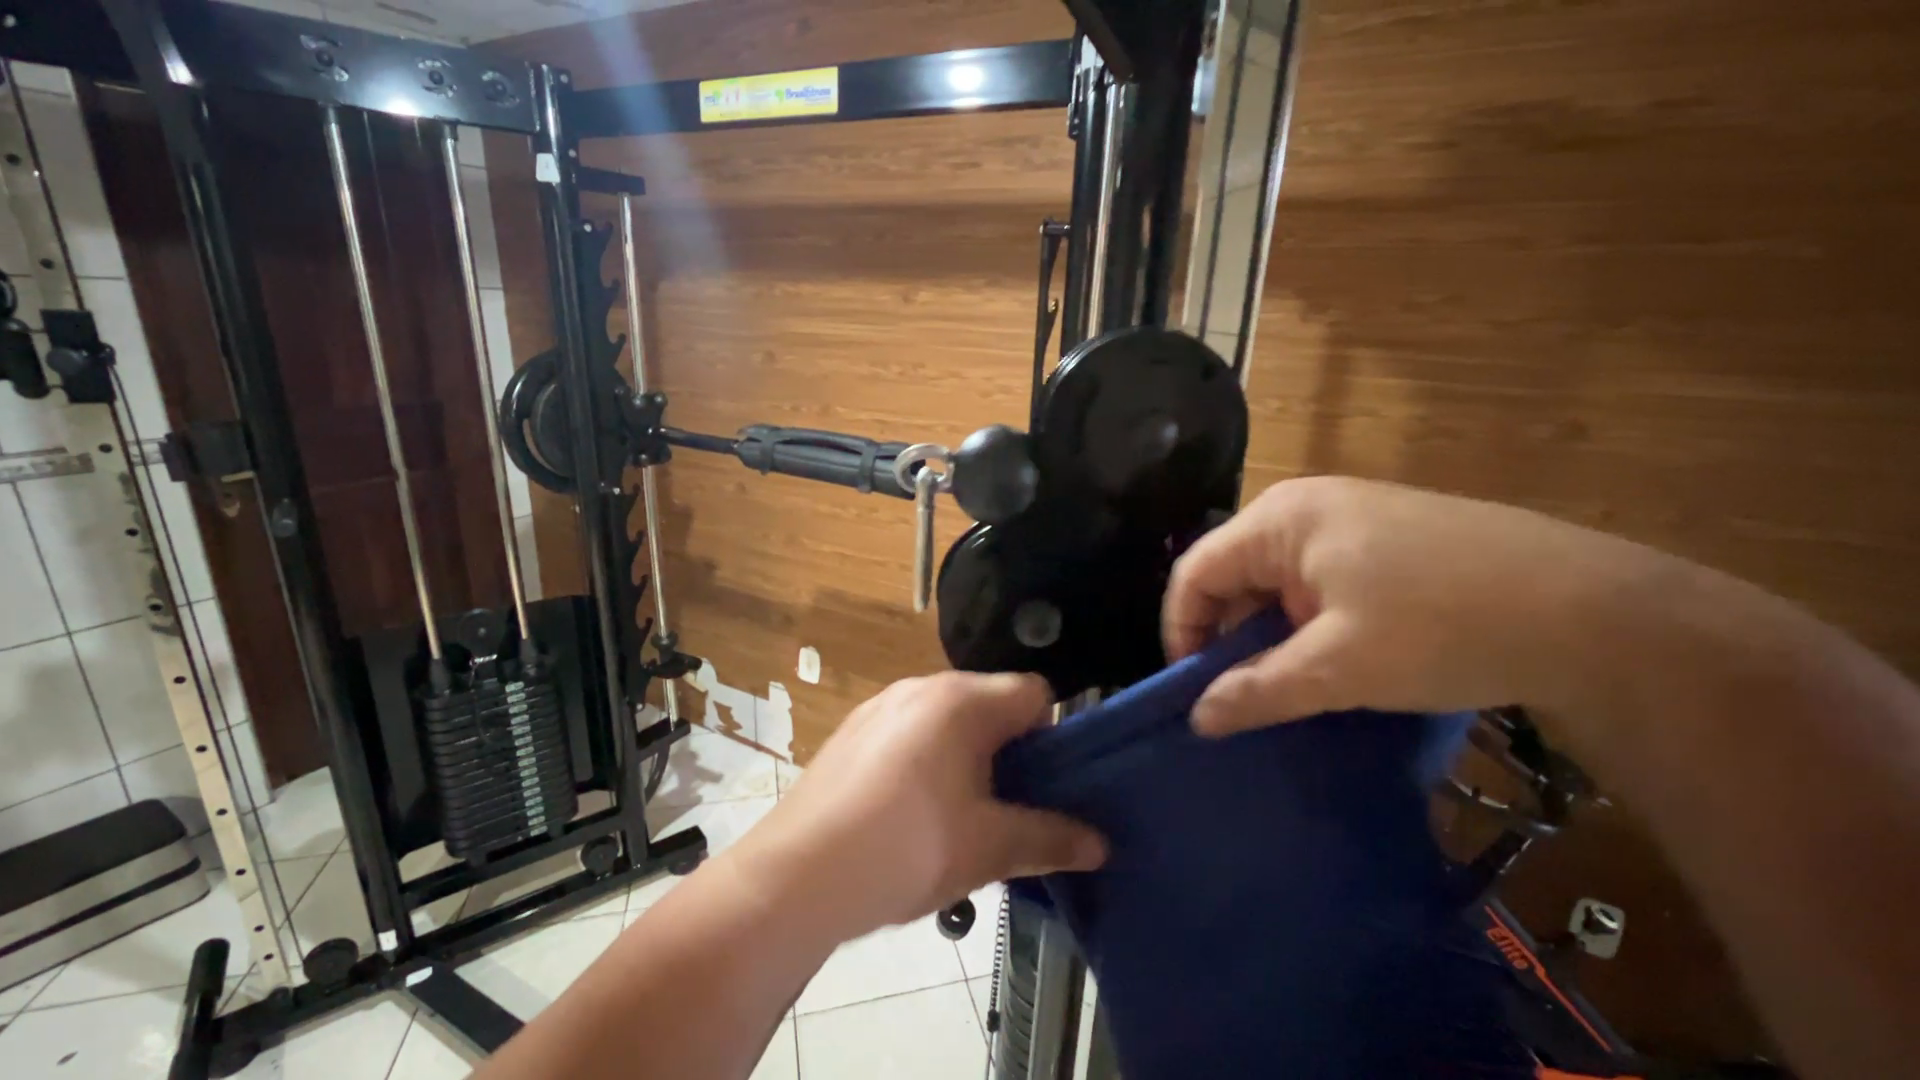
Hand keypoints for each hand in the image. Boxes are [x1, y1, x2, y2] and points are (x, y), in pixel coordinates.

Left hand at [722, 673, 1106, 942]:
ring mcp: (878, 708)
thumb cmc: (903, 851)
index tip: (1049, 787)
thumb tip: (1099, 844)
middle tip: (1011, 811)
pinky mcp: (850, 735)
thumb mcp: (987, 849)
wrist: (794, 878)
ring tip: (961, 822)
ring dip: (967, 762)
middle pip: (990, 706)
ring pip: (948, 724)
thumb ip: (1049, 838)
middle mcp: (918, 688)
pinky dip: (926, 766)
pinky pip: (909, 737)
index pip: (1034, 693)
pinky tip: (910, 820)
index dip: (1053, 737)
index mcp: (960, 701)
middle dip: (1010, 754)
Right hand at [1164, 476, 1679, 737]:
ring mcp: (1357, 518)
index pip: (1196, 571)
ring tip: (1292, 689)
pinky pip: (1325, 582)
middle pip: (1236, 573)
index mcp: (1281, 520)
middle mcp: (1309, 506)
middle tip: (1244, 698)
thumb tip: (1198, 719)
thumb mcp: (1339, 667)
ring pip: (1282, 582)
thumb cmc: (1442, 627)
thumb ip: (1258, 691)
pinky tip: (1342, 663)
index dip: (1182, 632)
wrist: (1593, 612)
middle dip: (1231, 637)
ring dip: (1275, 636)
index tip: (1195, 693)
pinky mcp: (1395, 540)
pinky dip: (1314, 625)